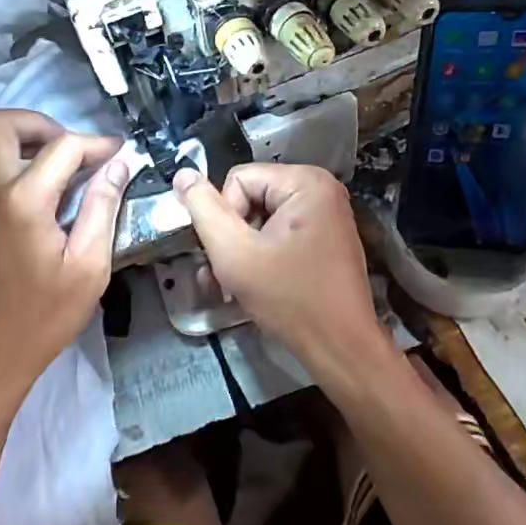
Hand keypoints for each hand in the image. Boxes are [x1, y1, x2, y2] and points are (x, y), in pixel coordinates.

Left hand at [0, 110, 129, 400]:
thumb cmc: (41, 319)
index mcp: (22, 200)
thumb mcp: (88, 269)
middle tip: (65, 148)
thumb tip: (118, 164)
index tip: (117, 154)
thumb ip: (102, 208)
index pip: (63, 147)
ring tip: (29, 158)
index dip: (96, 144)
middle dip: (36, 123)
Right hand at [172, 163, 390, 375]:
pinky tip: (253, 285)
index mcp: (305, 182)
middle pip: (249, 197)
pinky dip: (261, 256)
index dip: (224, 217)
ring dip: (241, 250)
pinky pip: (279, 233)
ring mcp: (326, 215)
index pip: (238, 180)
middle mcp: (320, 189)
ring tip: (231, 286)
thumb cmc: (290, 299)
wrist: (342, 350)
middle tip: (223, 274)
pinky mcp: (325, 238)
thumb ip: (204, 210)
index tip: (232, 254)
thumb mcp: (234, 252)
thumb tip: (183, 174)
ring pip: (260, 219)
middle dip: (231, 236)